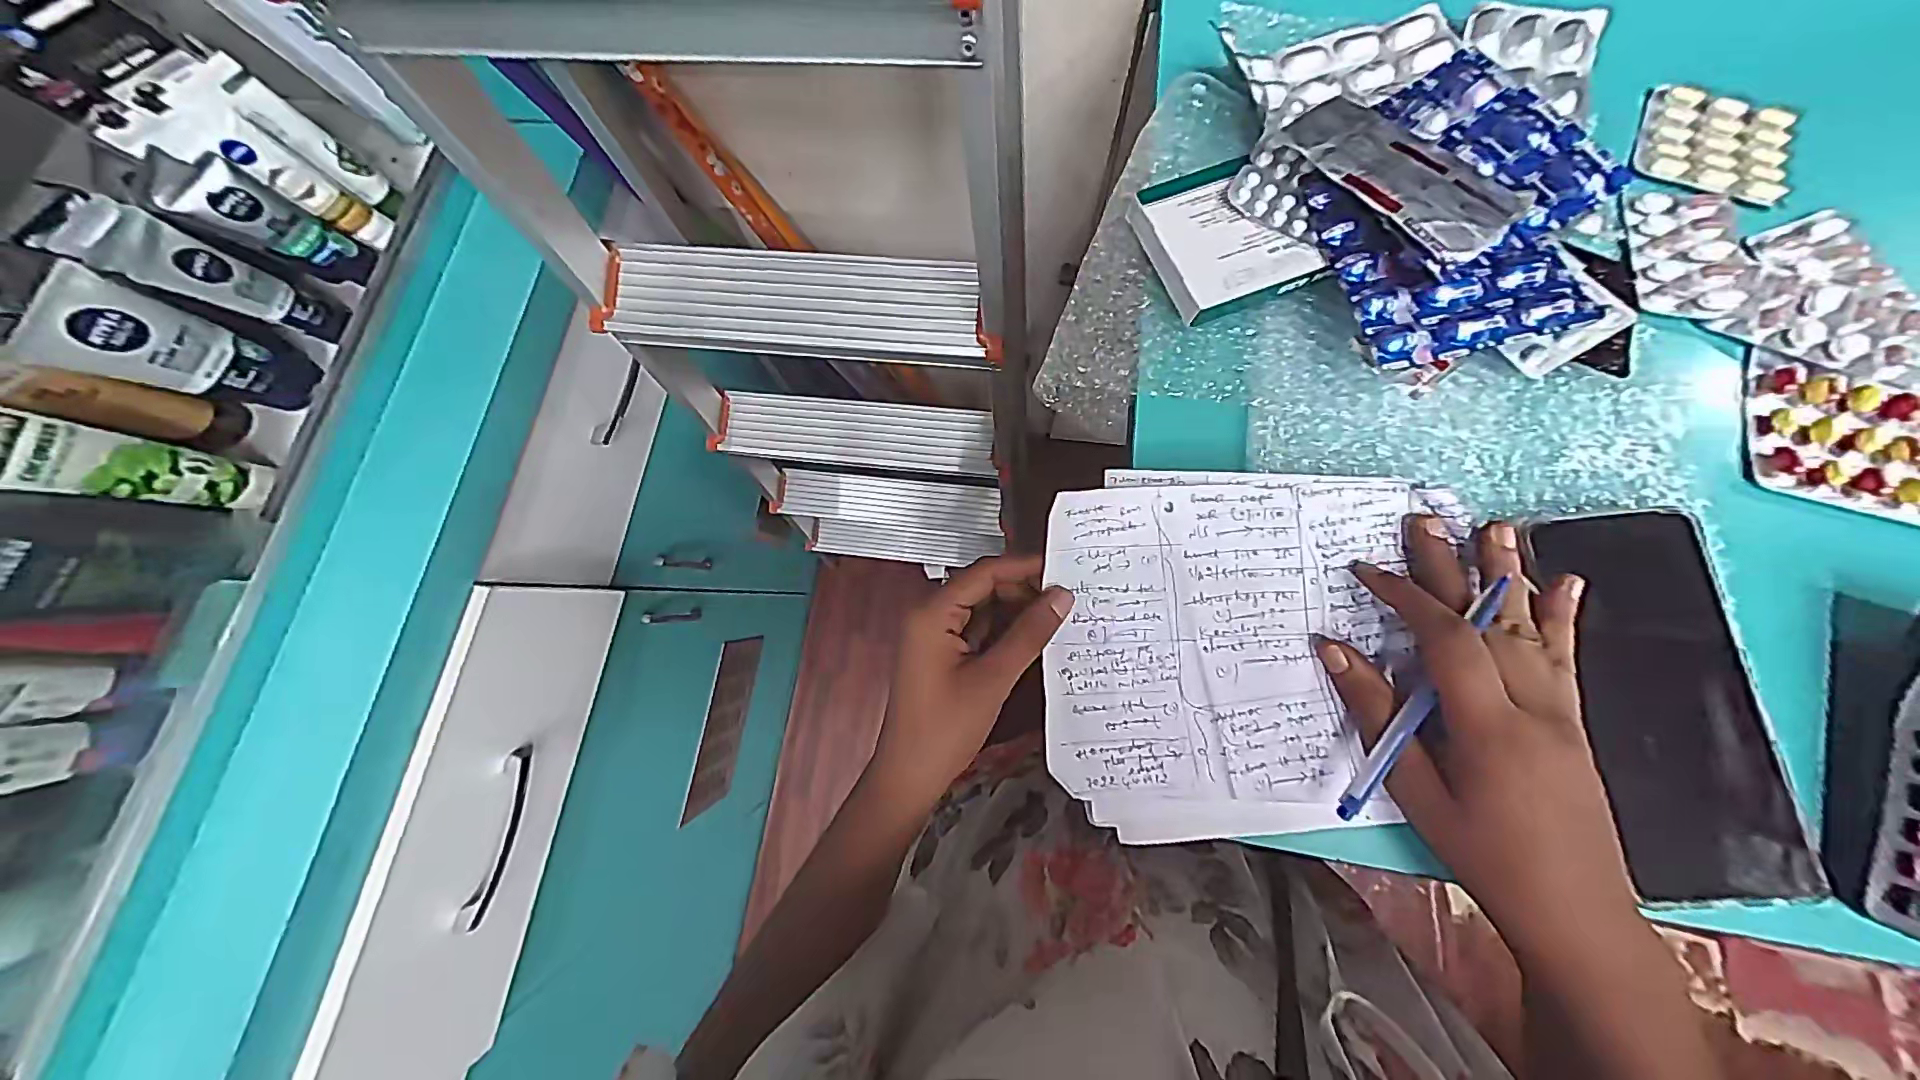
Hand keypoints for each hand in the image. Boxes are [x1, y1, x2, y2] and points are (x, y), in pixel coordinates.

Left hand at [869, 555, 1073, 805]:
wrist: (911, 773)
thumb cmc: (944, 728)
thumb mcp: (993, 678)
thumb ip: (1029, 634)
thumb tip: (1061, 598)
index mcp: (931, 614)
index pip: (983, 573)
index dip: (1022, 567)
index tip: (1059, 568)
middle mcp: (928, 616)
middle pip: (982, 587)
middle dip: (1021, 590)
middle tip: (1063, 599)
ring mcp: (934, 635)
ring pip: (982, 609)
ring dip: (1016, 611)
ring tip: (1056, 617)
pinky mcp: (942, 654)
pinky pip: (977, 629)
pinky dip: (1004, 631)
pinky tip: (1033, 638)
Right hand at [1315, 518, 1639, 956]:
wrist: (1573, 907)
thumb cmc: (1481, 851)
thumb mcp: (1415, 788)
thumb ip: (1376, 713)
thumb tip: (1334, 652)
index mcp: (1488, 725)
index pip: (1445, 640)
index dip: (1404, 597)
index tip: (1366, 570)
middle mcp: (1533, 706)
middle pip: (1489, 620)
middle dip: (1452, 567)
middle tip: (1426, 521)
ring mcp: (1560, 711)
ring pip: (1530, 630)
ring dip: (1509, 575)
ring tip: (1495, 528)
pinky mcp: (1573, 721)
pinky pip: (1566, 660)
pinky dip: (1563, 618)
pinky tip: (1567, 585)